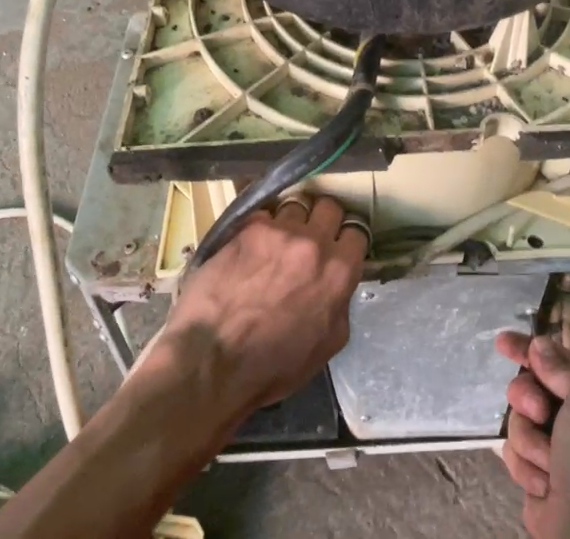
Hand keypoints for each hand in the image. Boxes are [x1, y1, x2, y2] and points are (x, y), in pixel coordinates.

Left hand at [149, 195, 366, 414]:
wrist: (212, 361)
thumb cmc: (272, 366)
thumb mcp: (327, 344)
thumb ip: (340, 303)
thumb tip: (337, 284)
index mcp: (339, 273)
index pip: (357, 232)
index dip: (347, 239)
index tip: (338, 246)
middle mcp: (314, 243)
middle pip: (329, 206)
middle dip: (323, 218)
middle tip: (311, 235)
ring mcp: (279, 232)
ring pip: (295, 205)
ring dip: (291, 220)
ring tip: (278, 239)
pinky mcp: (246, 229)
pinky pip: (262, 213)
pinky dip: (261, 225)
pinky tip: (251, 243)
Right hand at [497, 332, 569, 538]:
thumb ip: (562, 367)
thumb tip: (540, 345)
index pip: (556, 360)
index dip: (528, 348)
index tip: (501, 342)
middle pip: (529, 388)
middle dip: (526, 399)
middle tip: (537, 413)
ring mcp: (554, 445)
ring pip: (517, 421)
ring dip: (529, 440)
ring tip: (548, 463)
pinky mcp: (536, 471)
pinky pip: (513, 452)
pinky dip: (525, 466)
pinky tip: (543, 483)